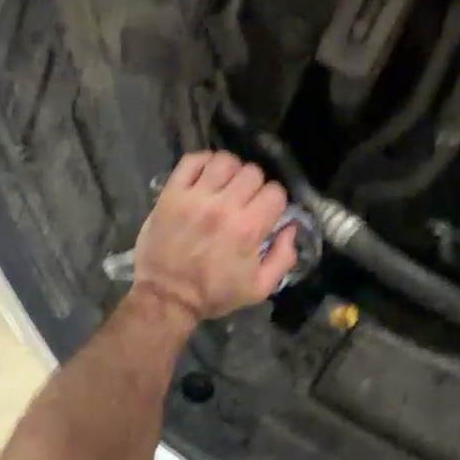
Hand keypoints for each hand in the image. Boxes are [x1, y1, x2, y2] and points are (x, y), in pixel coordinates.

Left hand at [129, 151, 299, 323]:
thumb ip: (283, 258)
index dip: (274, 203)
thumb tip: (292, 229)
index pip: (275, 192)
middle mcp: (224, 206)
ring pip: (224, 161)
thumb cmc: (213, 295)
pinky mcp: (171, 194)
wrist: (167, 297)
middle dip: (254, 187)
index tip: (264, 214)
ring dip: (230, 172)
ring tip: (224, 189)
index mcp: (248, 228)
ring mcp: (195, 197)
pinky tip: (205, 178)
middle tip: (243, 203)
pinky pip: (192, 161)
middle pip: (253, 172)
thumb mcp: (258, 289)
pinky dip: (202, 163)